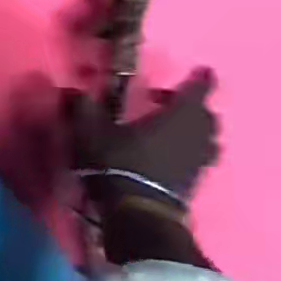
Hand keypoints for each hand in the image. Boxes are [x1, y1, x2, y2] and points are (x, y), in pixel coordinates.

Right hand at [65, 68, 220, 207]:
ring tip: (172, 126)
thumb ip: (83, 107)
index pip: (197, 92)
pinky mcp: (194, 180)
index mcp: (176, 117)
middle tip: (170, 100)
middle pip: (205, 116)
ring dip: (194, 128)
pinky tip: (170, 151)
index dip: (201, 80)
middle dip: (192, 105)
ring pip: (206, 138)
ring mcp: (198, 161)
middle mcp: (195, 136)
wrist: (136, 209)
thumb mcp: (89, 130)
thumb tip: (74, 90)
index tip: (204, 70)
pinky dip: (190, 148)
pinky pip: (200, 156)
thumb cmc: (116, 161)